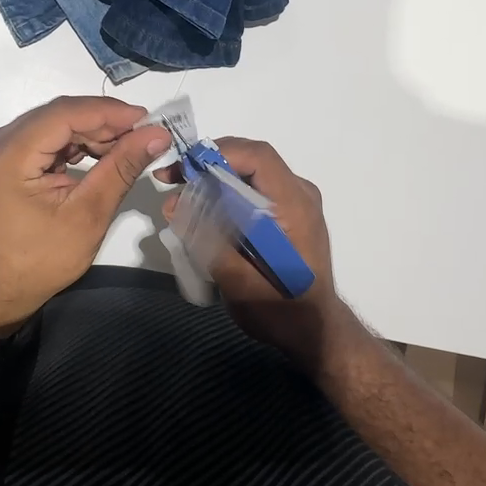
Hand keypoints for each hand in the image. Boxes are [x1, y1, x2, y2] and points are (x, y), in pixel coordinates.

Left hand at [0, 96, 170, 335]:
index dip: (108, 112)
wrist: (0, 289)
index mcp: (8, 155)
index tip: (147, 119)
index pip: (64, 114)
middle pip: (59, 115)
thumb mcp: (88, 215)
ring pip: (55, 123)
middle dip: (104, 122)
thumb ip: (121, 168)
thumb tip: (156, 134)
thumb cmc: (41, 260)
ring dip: (92, 132)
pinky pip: (46, 137)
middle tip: (144, 135)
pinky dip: (76, 143)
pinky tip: (102, 154)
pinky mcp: (5, 157)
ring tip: (128, 147)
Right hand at [162, 137, 358, 372]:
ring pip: (247, 171)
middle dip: (206, 163)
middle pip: (249, 158)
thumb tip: (175, 206)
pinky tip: (199, 207)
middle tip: (170, 179)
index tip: (184, 168)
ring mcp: (293, 201)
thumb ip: (210, 242)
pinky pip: (251, 187)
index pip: (258, 157)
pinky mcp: (284, 212)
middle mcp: (298, 194)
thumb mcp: (242, 285)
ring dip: (211, 177)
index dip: (219, 153)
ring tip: (178, 195)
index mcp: (295, 207)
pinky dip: (222, 190)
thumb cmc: (283, 312)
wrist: (315, 332)